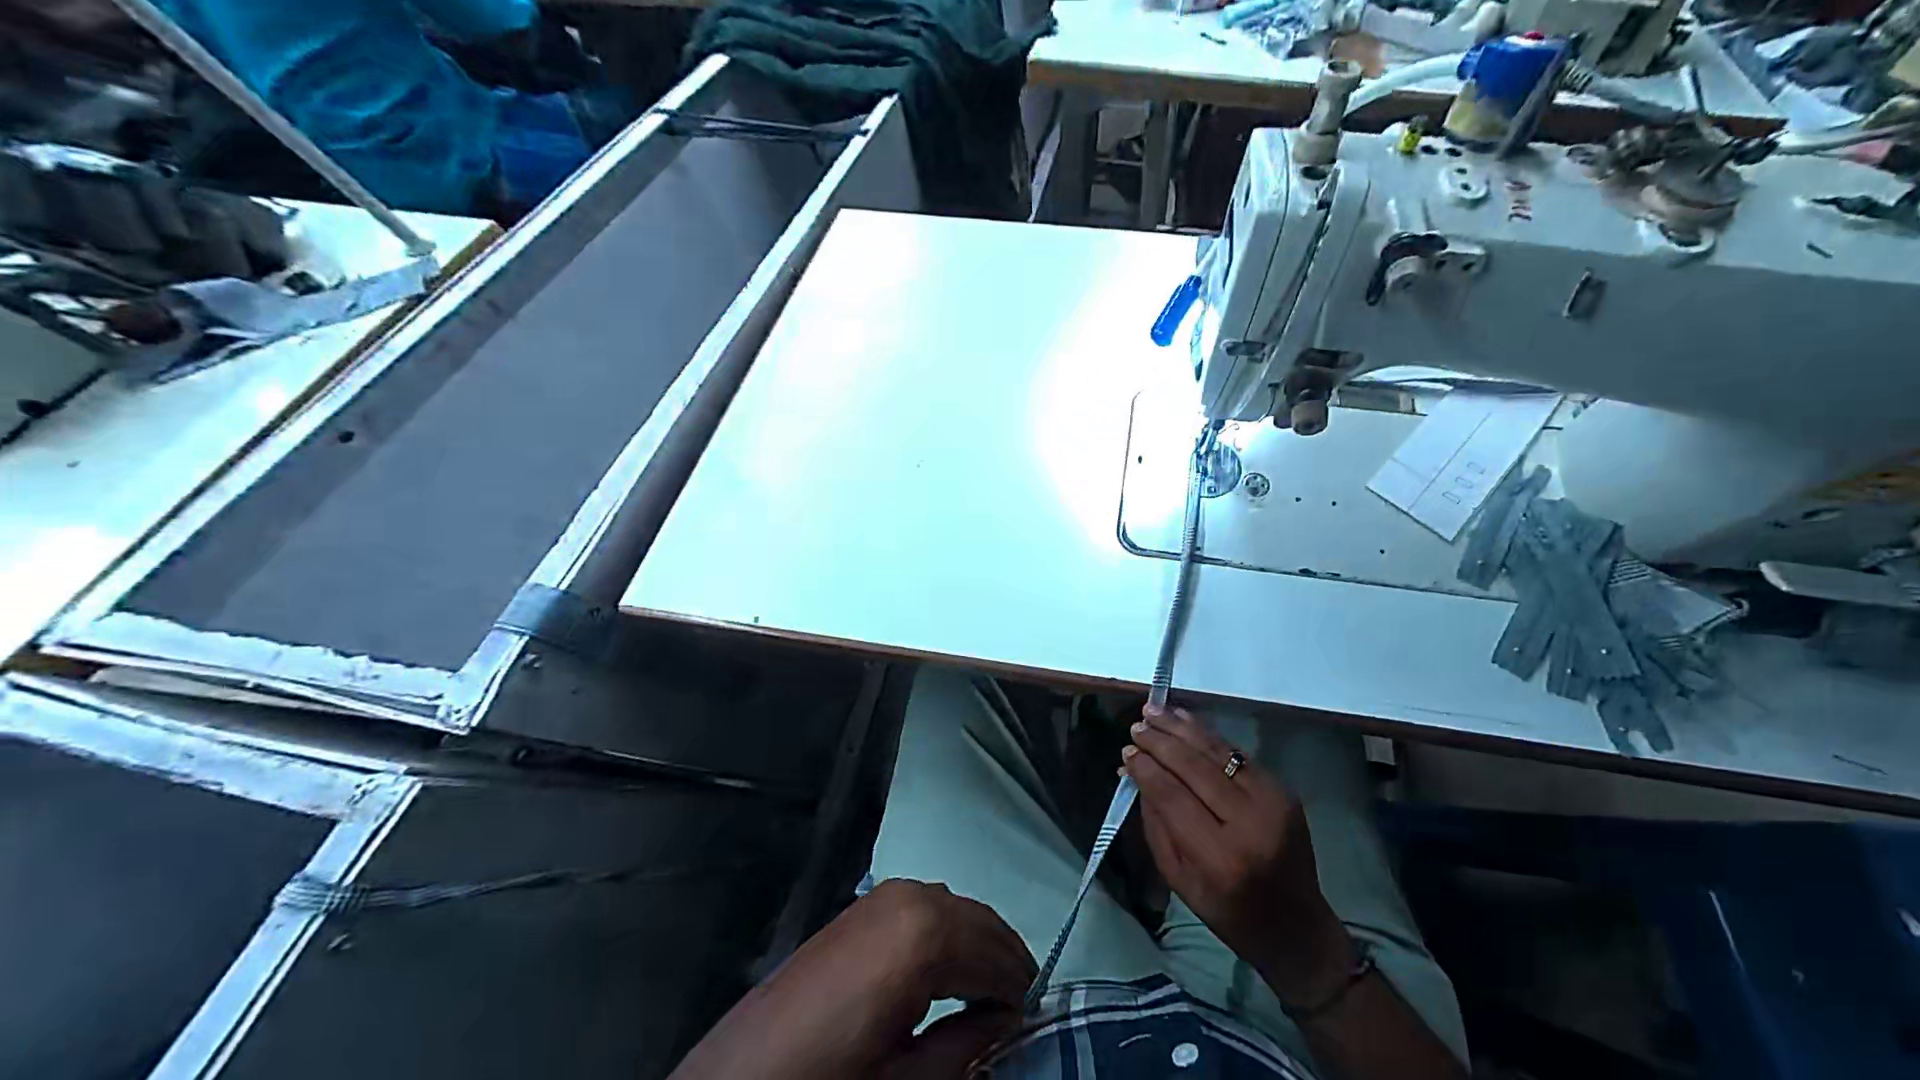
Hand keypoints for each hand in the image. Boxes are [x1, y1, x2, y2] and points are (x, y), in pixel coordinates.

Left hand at [670, 879, 1033, 1079]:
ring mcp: (883, 893)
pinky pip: (927, 908)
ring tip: (987, 997)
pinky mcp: (863, 903)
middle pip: (981, 922)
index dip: (1020, 991)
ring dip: (979, 946)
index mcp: (923, 934)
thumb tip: (1005, 1022)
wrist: (739, 1074)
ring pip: (957, 910)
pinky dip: (950, 934)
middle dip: (1004, 962)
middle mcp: (909, 896)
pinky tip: (948, 974)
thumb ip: (966, 1046)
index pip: (997, 955)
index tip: (1032, 1024)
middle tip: (1017, 1011)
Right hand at [1122, 706, 1353, 1006]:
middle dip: (1161, 743)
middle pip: (1195, 768)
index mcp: (1220, 858)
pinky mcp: (1285, 792)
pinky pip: (1239, 756)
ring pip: (1219, 753)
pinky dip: (1209, 736)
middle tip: (1136, 726)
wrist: (1296, 926)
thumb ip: (1155, 823)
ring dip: (1183, 729)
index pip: (1173, 796)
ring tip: (1155, 712)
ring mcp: (1274, 804)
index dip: (1146, 769)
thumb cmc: (1228, 910)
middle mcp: (1250, 825)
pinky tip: (1185, 721)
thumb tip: (1133, 772)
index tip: (1126, 751)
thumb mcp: (1178, 878)